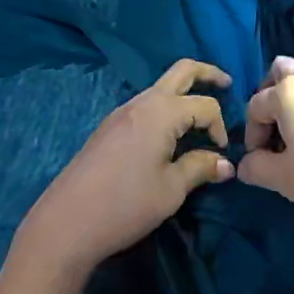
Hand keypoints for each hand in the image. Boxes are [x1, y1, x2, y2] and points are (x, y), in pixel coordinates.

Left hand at [0, 60, 235, 293]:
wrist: (66, 222)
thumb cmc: (125, 204)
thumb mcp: (171, 190)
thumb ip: (201, 168)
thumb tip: (226, 164)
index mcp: (162, 111)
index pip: (205, 104)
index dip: (220, 126)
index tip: (221, 155)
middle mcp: (142, 102)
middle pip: (182, 70)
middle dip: (207, 73)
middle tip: (227, 84)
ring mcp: (122, 111)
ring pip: (161, 86)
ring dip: (184, 91)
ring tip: (200, 115)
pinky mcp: (110, 126)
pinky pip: (146, 103)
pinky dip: (166, 106)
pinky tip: (170, 133)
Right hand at [237, 57, 293, 246]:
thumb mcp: (285, 179)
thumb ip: (257, 167)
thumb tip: (246, 163)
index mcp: (288, 91)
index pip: (254, 106)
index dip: (251, 136)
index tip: (258, 164)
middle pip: (279, 74)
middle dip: (268, 100)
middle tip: (270, 136)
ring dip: (290, 104)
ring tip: (291, 144)